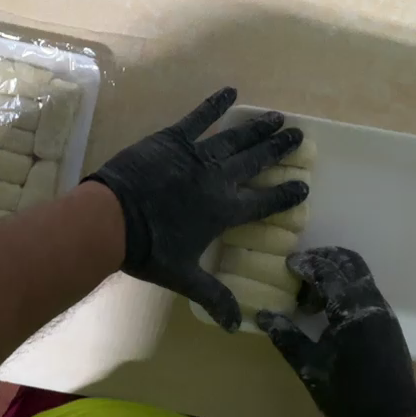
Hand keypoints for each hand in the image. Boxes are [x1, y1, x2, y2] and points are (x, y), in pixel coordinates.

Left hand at [86, 87, 308, 329]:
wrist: (113, 219)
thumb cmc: (149, 250)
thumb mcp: (183, 277)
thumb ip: (213, 296)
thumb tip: (238, 326)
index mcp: (223, 211)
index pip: (263, 203)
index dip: (284, 195)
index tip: (303, 185)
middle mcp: (218, 180)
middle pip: (255, 162)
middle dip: (279, 149)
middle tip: (299, 136)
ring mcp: (197, 155)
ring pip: (235, 139)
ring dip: (257, 128)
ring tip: (278, 118)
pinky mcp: (174, 138)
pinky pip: (199, 118)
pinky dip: (215, 104)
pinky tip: (230, 90)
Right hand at [258, 246, 415, 416]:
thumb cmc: (348, 397)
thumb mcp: (311, 369)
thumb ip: (288, 338)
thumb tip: (264, 315)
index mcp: (351, 309)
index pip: (327, 271)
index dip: (306, 264)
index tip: (288, 266)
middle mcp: (371, 302)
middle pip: (349, 262)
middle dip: (324, 259)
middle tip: (302, 269)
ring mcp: (383, 311)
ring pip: (360, 274)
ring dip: (337, 272)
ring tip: (313, 291)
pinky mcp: (388, 322)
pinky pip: (366, 289)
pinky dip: (347, 287)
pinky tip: (331, 309)